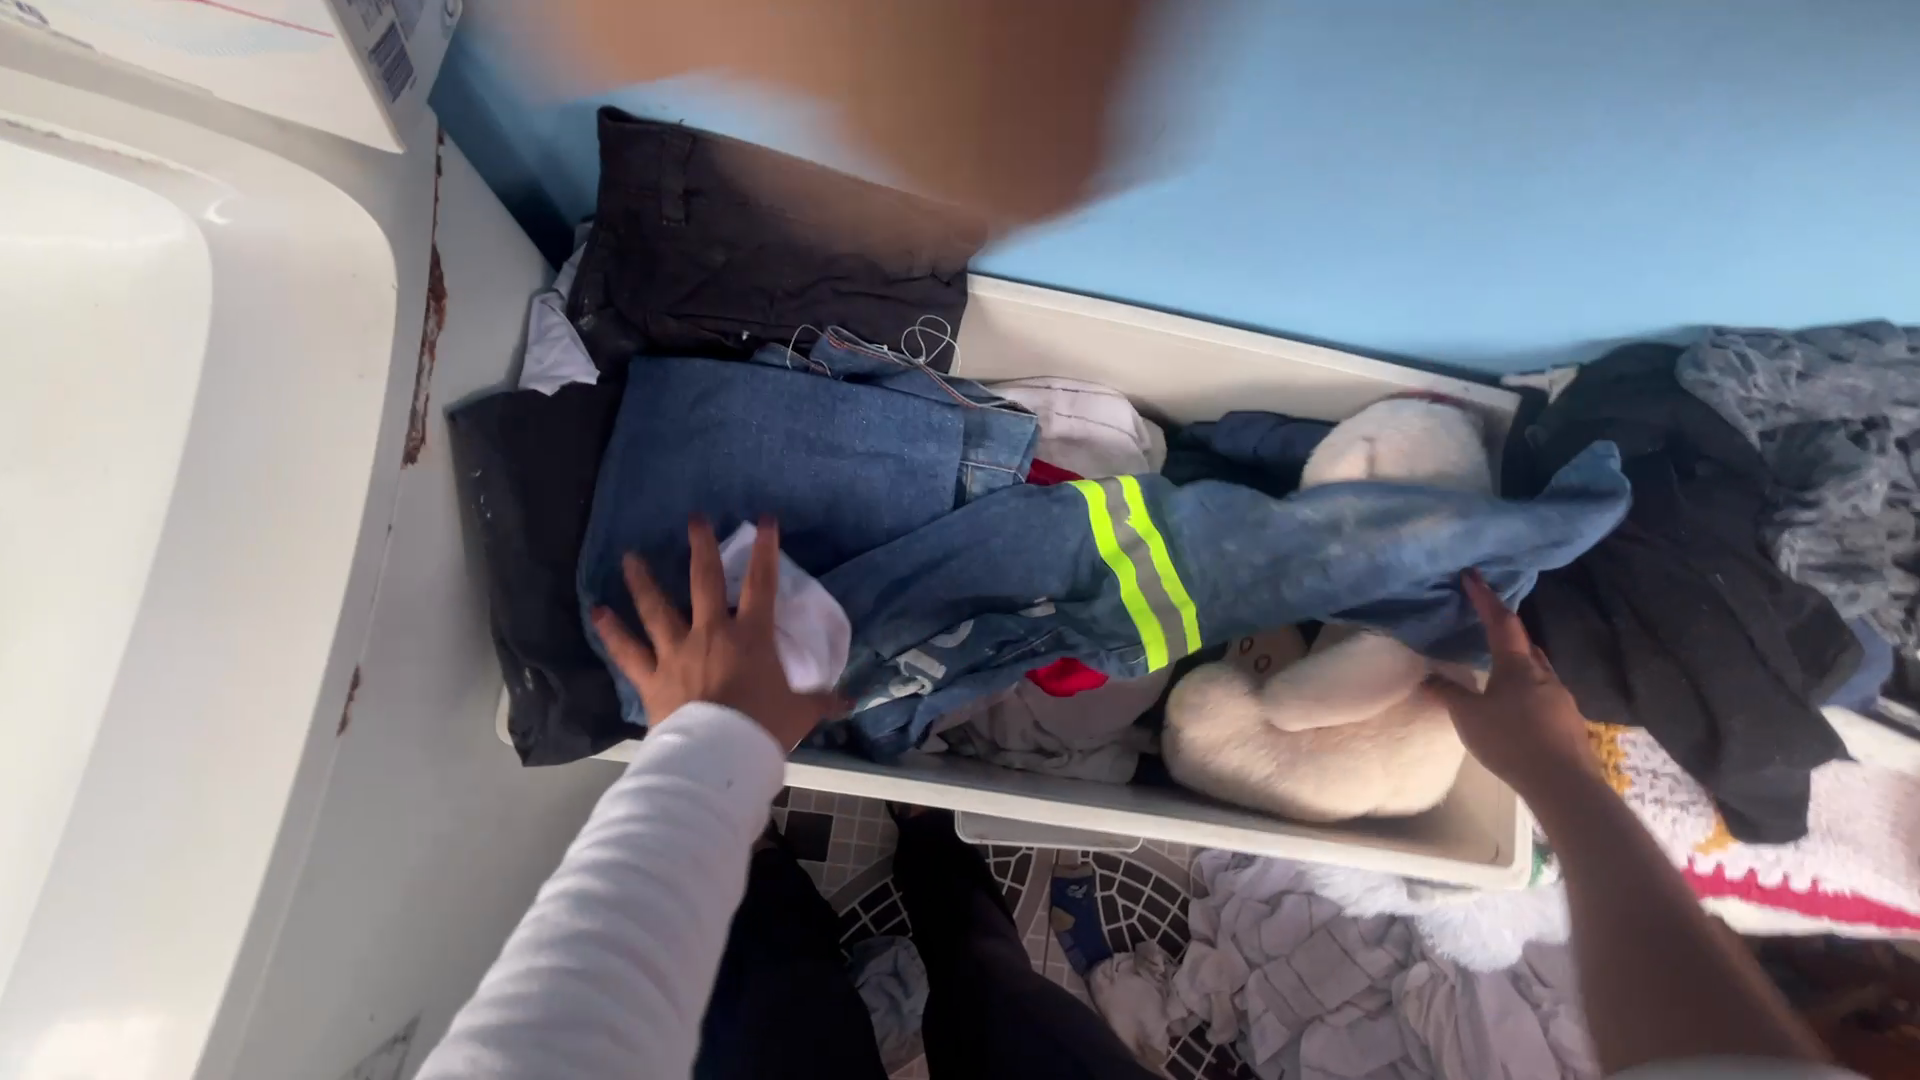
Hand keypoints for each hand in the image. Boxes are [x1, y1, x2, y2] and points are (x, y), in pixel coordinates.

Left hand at [590, 517, 840, 750]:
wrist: (718, 756)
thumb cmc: (763, 727)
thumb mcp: (800, 713)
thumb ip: (823, 702)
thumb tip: (850, 703)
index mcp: (751, 636)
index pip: (763, 583)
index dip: (766, 550)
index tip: (765, 521)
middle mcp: (711, 633)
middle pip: (704, 581)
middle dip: (701, 547)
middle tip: (694, 520)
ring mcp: (677, 652)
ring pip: (656, 608)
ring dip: (643, 581)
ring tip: (631, 557)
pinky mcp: (652, 676)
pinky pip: (628, 651)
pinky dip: (612, 632)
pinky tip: (597, 612)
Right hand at [1425, 570, 1600, 798]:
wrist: (1563, 783)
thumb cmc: (1511, 740)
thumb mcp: (1468, 716)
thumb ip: (1448, 693)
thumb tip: (1428, 678)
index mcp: (1517, 666)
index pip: (1500, 622)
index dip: (1485, 598)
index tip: (1473, 576)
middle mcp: (1543, 675)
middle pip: (1523, 644)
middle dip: (1503, 631)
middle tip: (1483, 624)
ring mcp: (1560, 698)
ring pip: (1535, 669)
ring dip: (1515, 662)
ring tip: (1493, 669)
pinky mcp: (1567, 721)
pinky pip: (1540, 693)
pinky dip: (1523, 689)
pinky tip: (1511, 706)